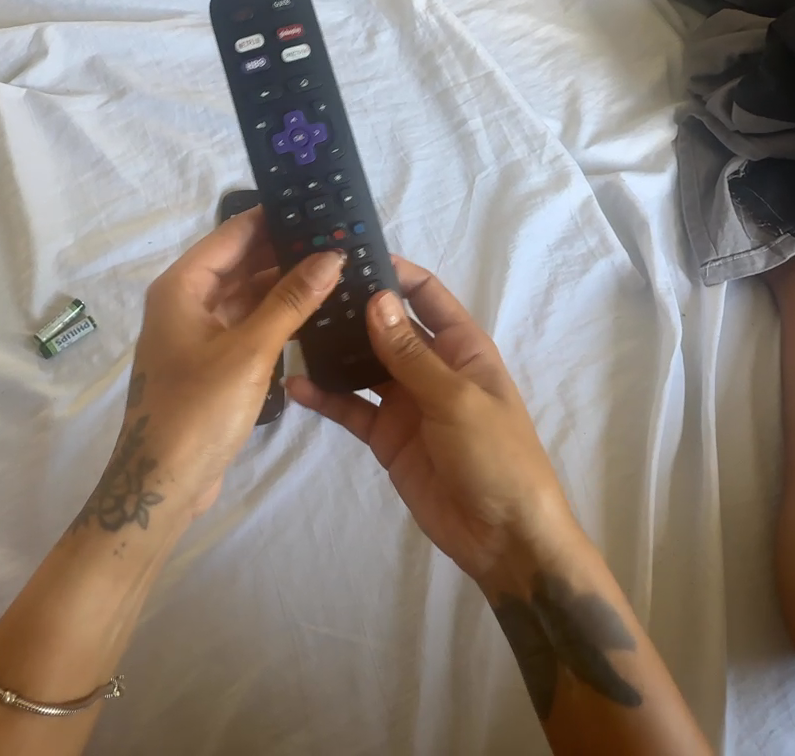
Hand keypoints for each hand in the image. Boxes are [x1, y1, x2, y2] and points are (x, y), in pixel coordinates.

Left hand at [110, 206, 343, 525]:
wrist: (162, 484)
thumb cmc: (198, 409)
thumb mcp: (249, 350)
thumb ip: (291, 300)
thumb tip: (331, 256)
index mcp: (182, 287)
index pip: (233, 234)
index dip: (273, 217)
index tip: (317, 205)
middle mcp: (186, 302)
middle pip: (240, 261)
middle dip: (284, 249)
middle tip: (336, 237)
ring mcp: (198, 332)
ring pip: (246, 293)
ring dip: (283, 283)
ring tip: (334, 267)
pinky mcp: (212, 360)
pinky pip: (247, 322)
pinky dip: (276, 314)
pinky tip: (314, 309)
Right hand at [287, 259, 583, 587]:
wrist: (502, 538)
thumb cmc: (495, 456)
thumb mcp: (456, 399)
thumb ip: (411, 354)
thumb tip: (376, 299)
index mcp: (460, 347)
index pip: (426, 294)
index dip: (394, 272)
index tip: (351, 255)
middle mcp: (430, 366)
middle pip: (387, 326)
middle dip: (353, 308)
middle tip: (306, 289)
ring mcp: (406, 401)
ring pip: (363, 364)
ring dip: (334, 350)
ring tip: (292, 330)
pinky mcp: (387, 434)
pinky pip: (352, 407)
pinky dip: (326, 397)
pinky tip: (296, 386)